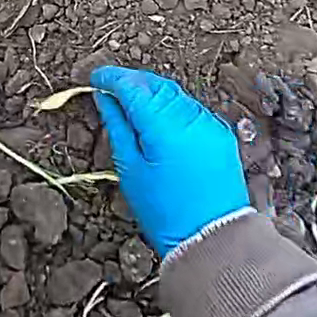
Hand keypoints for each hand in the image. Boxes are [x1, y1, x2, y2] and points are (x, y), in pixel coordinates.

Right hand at [90, 65, 250, 256]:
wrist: (213, 239)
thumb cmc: (166, 212)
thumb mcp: (131, 170)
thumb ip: (117, 127)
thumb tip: (105, 99)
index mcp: (163, 126)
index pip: (133, 87)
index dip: (112, 78)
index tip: (97, 77)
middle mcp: (190, 117)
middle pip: (155, 83)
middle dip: (132, 81)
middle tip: (110, 88)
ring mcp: (208, 122)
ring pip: (174, 92)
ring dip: (152, 92)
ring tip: (132, 104)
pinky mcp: (220, 131)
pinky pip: (191, 107)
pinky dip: (173, 106)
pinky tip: (160, 119)